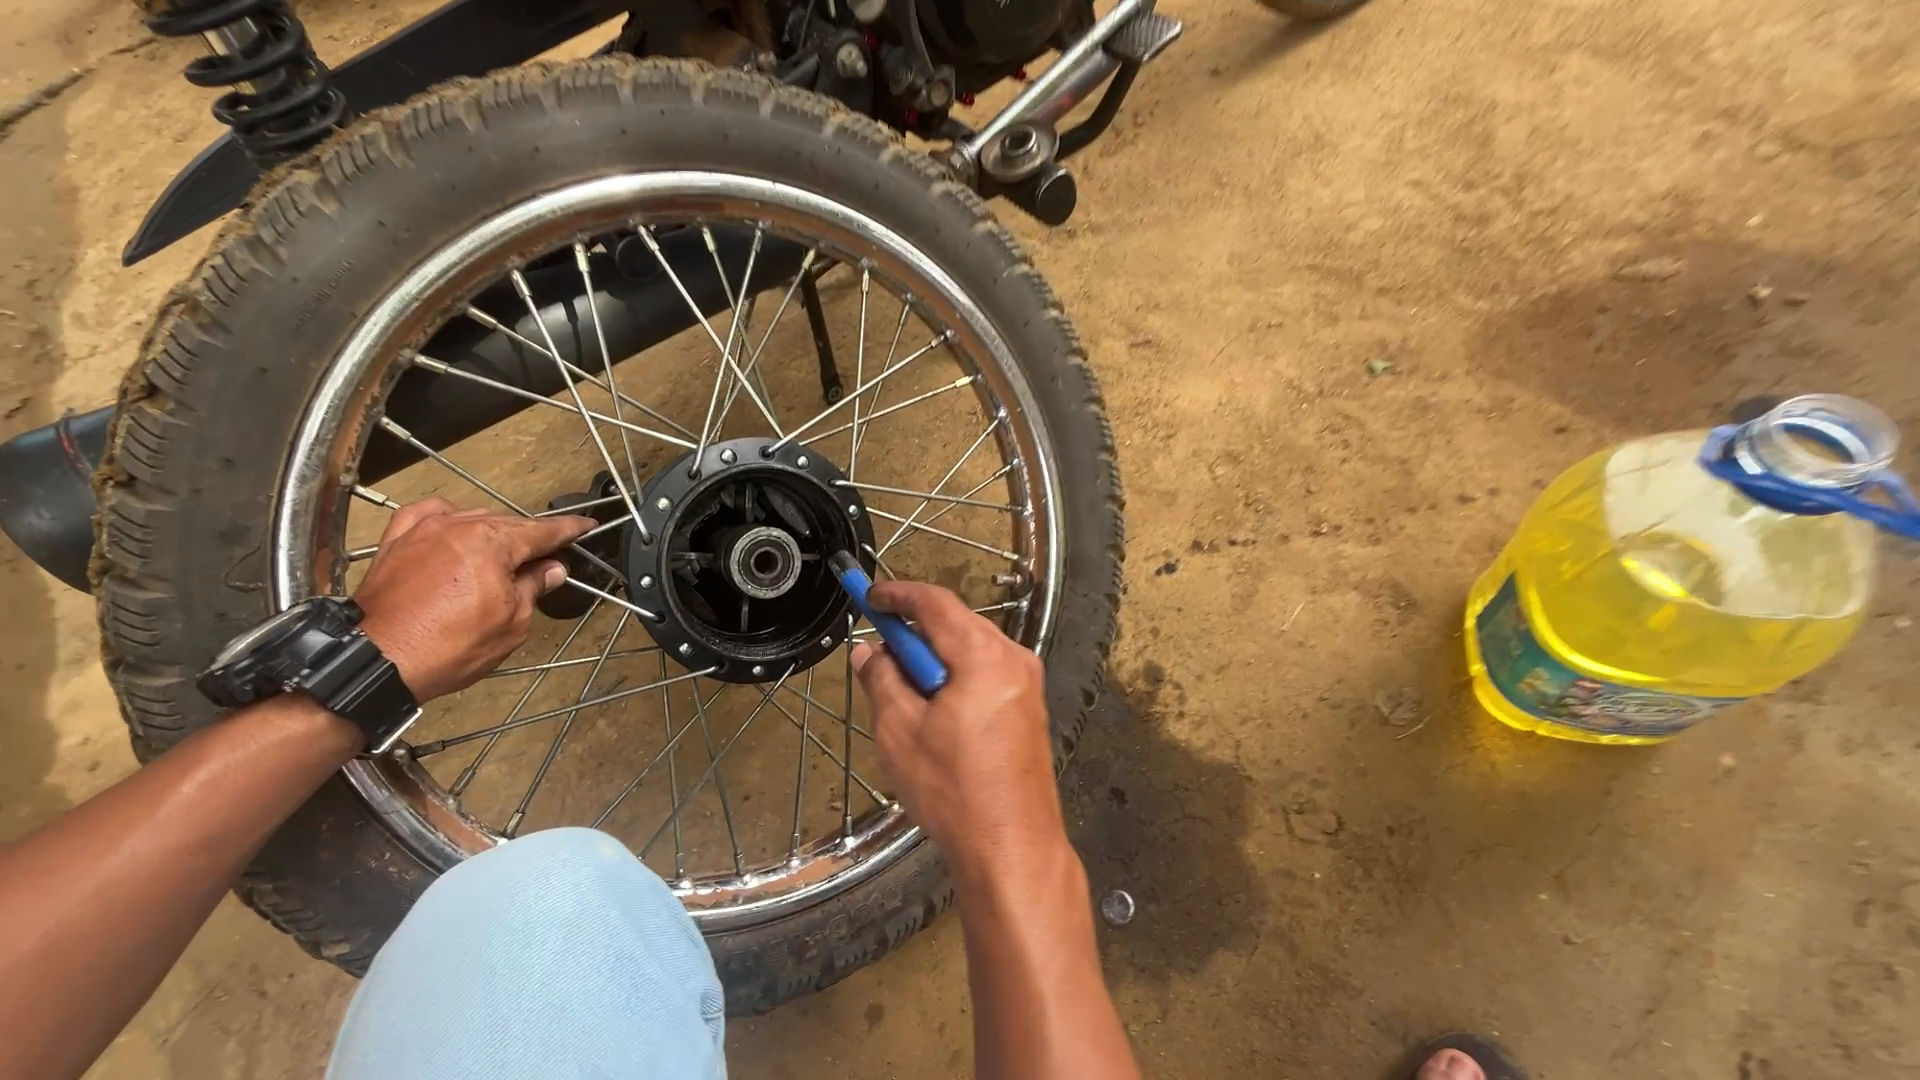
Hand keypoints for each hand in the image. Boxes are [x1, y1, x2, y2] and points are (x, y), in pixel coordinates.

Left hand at [353, 499, 594, 700]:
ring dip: (491, 534)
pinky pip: (426, 515)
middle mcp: (458, 527)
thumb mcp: (511, 623)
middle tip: (544, 563)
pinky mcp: (396, 542)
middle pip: (508, 525)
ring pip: (472, 518)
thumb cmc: (447, 647)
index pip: (543, 531)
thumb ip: (533, 587)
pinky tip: (453, 529)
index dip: (569, 530)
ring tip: (499, 558)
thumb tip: (550, 570)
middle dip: (529, 541)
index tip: (585, 526)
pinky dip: (446, 518)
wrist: (376, 662)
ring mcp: (423, 531)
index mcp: (492, 544)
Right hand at [852, 582, 1064, 883]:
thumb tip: (869, 652)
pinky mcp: (1029, 710)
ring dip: (934, 661)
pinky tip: (935, 715)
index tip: (870, 595)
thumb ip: (882, 680)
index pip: (936, 604)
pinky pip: (986, 675)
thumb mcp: (899, 732)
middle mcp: (1014, 661)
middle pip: (957, 625)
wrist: (1013, 847)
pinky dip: (955, 680)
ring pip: (971, 652)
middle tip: (880, 652)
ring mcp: (1027, 686)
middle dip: (915, 633)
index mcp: (984, 656)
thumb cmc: (955, 790)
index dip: (898, 595)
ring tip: (904, 696)